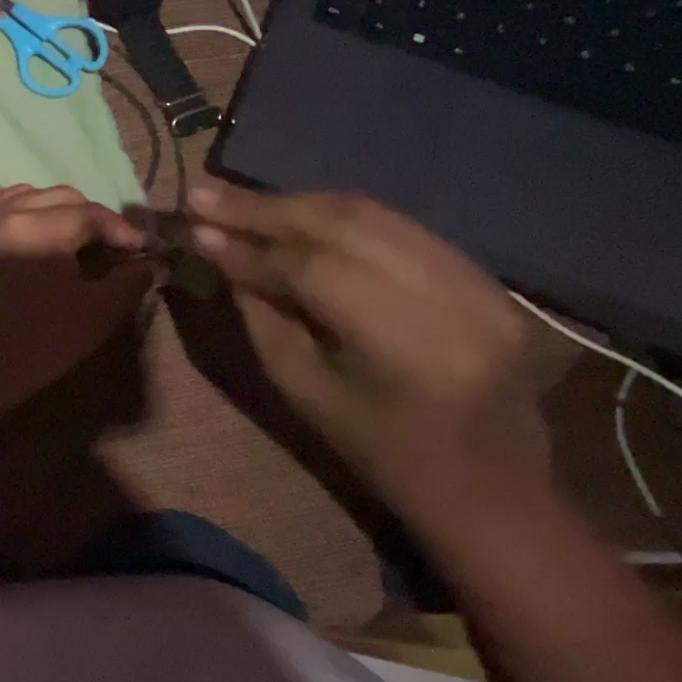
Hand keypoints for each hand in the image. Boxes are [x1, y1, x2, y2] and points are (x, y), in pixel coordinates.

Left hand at [0, 178, 155, 383]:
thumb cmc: (31, 346)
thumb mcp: (93, 317)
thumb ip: (127, 282)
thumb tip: (149, 262)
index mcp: (41, 228)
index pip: (93, 214)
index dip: (123, 231)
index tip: (144, 251)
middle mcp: (3, 211)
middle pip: (58, 197)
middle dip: (90, 219)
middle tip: (107, 250)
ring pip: (18, 193)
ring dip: (47, 208)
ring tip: (63, 239)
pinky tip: (4, 212)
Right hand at [187, 184, 545, 509]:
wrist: (490, 488)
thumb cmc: (377, 451)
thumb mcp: (300, 388)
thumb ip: (260, 311)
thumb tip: (214, 246)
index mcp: (410, 349)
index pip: (313, 269)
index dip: (247, 243)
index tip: (190, 225)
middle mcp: (456, 302)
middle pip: (344, 226)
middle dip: (264, 206)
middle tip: (202, 194)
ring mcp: (481, 283)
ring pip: (371, 215)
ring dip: (295, 202)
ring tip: (235, 199)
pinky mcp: (487, 277)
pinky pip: (397, 226)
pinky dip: (335, 214)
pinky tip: (290, 212)